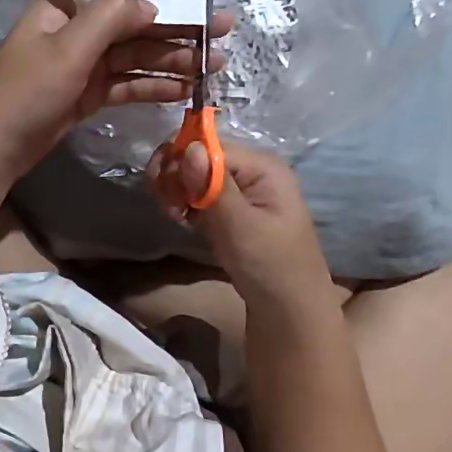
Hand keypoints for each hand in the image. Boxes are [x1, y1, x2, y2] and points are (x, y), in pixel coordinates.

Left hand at [0, 0, 224, 184]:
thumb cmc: (26, 92)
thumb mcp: (66, 48)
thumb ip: (110, 17)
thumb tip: (150, 3)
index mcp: (63, 6)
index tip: (179, 6)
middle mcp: (75, 30)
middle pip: (131, 19)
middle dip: (174, 25)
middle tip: (221, 33)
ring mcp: (81, 64)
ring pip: (133, 54)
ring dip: (172, 57)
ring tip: (214, 66)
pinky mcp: (87, 94)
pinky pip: (126, 83)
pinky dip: (152, 85)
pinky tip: (185, 90)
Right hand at [148, 138, 332, 307]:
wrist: (287, 306)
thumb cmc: (268, 264)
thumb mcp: (239, 224)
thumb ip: (213, 184)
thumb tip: (188, 147)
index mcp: (260, 165)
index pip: (206, 145)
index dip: (179, 161)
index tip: (164, 192)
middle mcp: (250, 168)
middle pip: (196, 155)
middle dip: (173, 176)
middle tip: (168, 208)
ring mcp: (239, 188)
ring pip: (191, 174)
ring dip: (174, 191)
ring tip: (175, 217)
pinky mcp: (229, 206)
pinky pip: (197, 192)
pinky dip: (183, 203)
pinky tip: (182, 221)